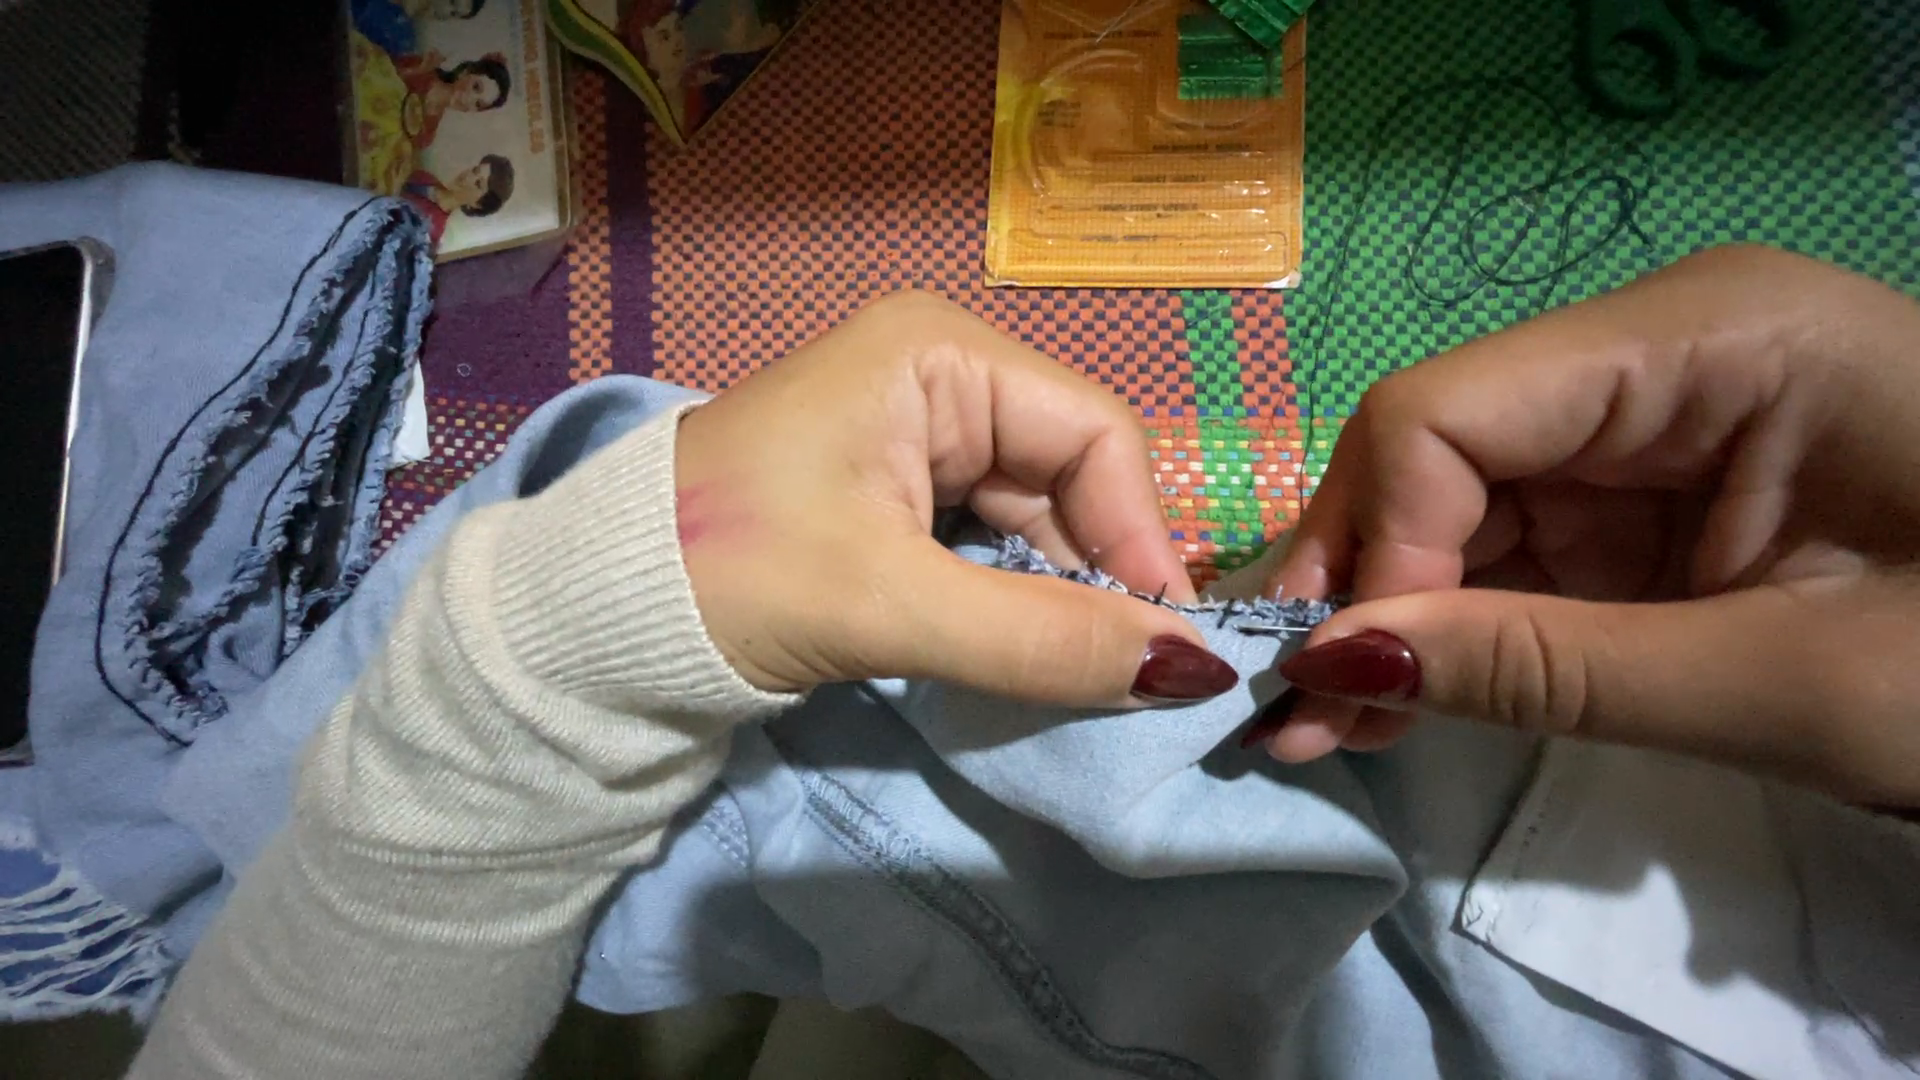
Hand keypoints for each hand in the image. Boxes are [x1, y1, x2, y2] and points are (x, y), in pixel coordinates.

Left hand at [672, 292, 1236, 707]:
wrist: (596, 614)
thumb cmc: (727, 573)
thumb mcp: (886, 603)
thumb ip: (1037, 637)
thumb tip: (1189, 672)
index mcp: (936, 355)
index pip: (1090, 433)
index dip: (1141, 534)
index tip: (1168, 640)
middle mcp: (938, 379)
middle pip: (1068, 475)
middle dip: (1100, 573)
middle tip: (1127, 670)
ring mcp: (918, 437)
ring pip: (1034, 516)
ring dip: (1060, 594)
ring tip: (1079, 667)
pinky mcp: (899, 492)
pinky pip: (990, 541)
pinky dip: (1015, 597)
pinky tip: (1026, 645)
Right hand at [1261, 246, 1919, 808]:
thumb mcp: (1797, 687)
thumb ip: (1539, 670)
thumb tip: (1324, 665)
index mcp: (1696, 340)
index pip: (1439, 417)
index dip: (1374, 542)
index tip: (1348, 667)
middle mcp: (1627, 362)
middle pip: (1415, 463)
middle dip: (1351, 591)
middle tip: (1299, 707)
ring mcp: (1613, 433)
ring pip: (1428, 516)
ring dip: (1375, 624)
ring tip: (1330, 724)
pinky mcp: (1609, 500)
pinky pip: (1477, 555)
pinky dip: (1429, 634)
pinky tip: (1391, 699)